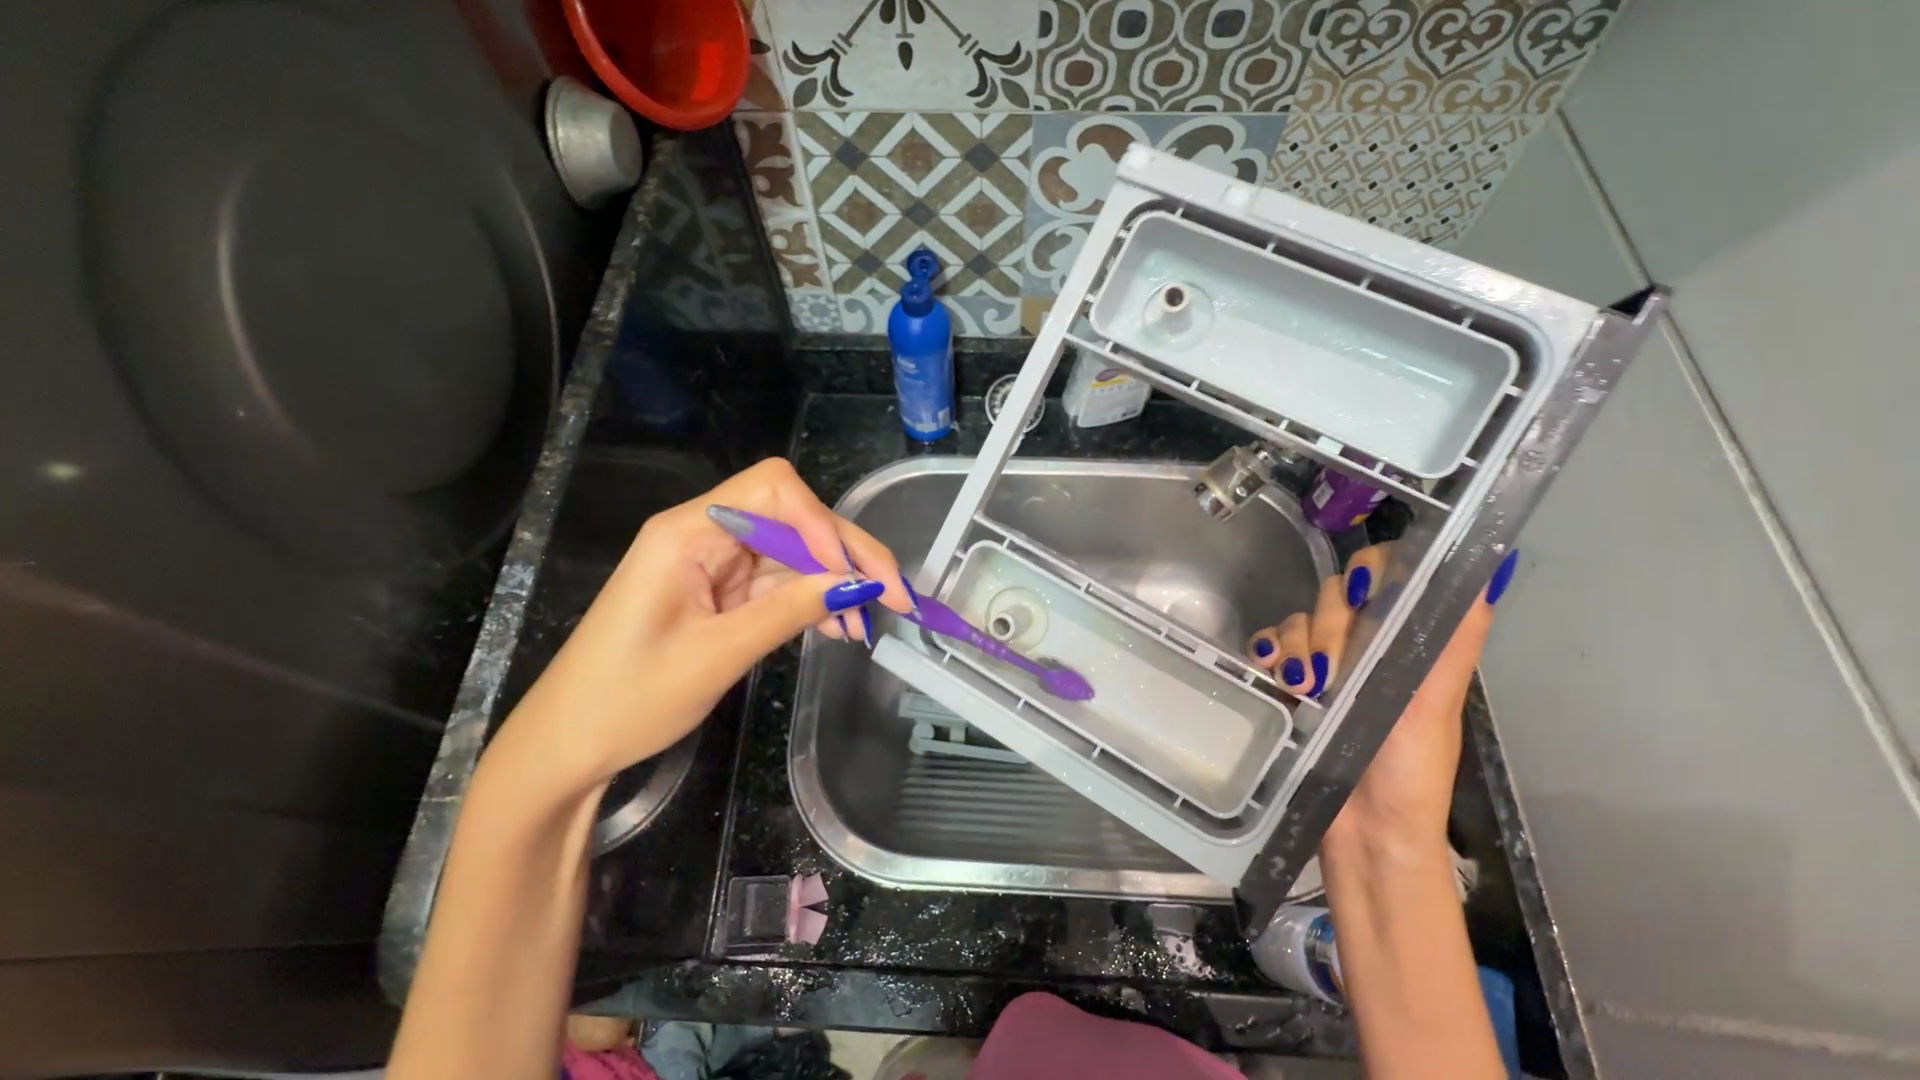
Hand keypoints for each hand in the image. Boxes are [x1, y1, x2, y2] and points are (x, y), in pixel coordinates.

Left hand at [489, 458, 912, 793]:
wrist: (570, 744)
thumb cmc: (628, 699)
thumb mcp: (715, 655)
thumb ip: (787, 611)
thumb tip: (856, 583)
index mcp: (687, 533)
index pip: (773, 491)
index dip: (822, 523)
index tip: (854, 576)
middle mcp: (702, 535)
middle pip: (792, 519)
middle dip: (846, 553)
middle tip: (896, 598)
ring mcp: (712, 565)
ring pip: (792, 553)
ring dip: (834, 582)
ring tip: (868, 625)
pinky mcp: (718, 593)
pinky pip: (777, 584)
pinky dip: (810, 602)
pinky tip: (838, 627)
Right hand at [1246, 545, 1517, 854]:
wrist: (1363, 833)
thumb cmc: (1409, 771)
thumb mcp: (1437, 703)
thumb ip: (1454, 638)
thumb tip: (1492, 571)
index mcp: (1410, 643)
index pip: (1392, 576)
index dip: (1373, 570)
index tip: (1364, 595)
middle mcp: (1368, 646)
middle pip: (1336, 595)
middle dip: (1329, 628)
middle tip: (1331, 673)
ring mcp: (1325, 667)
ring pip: (1299, 622)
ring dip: (1295, 649)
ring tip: (1304, 691)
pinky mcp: (1289, 687)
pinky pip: (1268, 649)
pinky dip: (1267, 655)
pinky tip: (1273, 676)